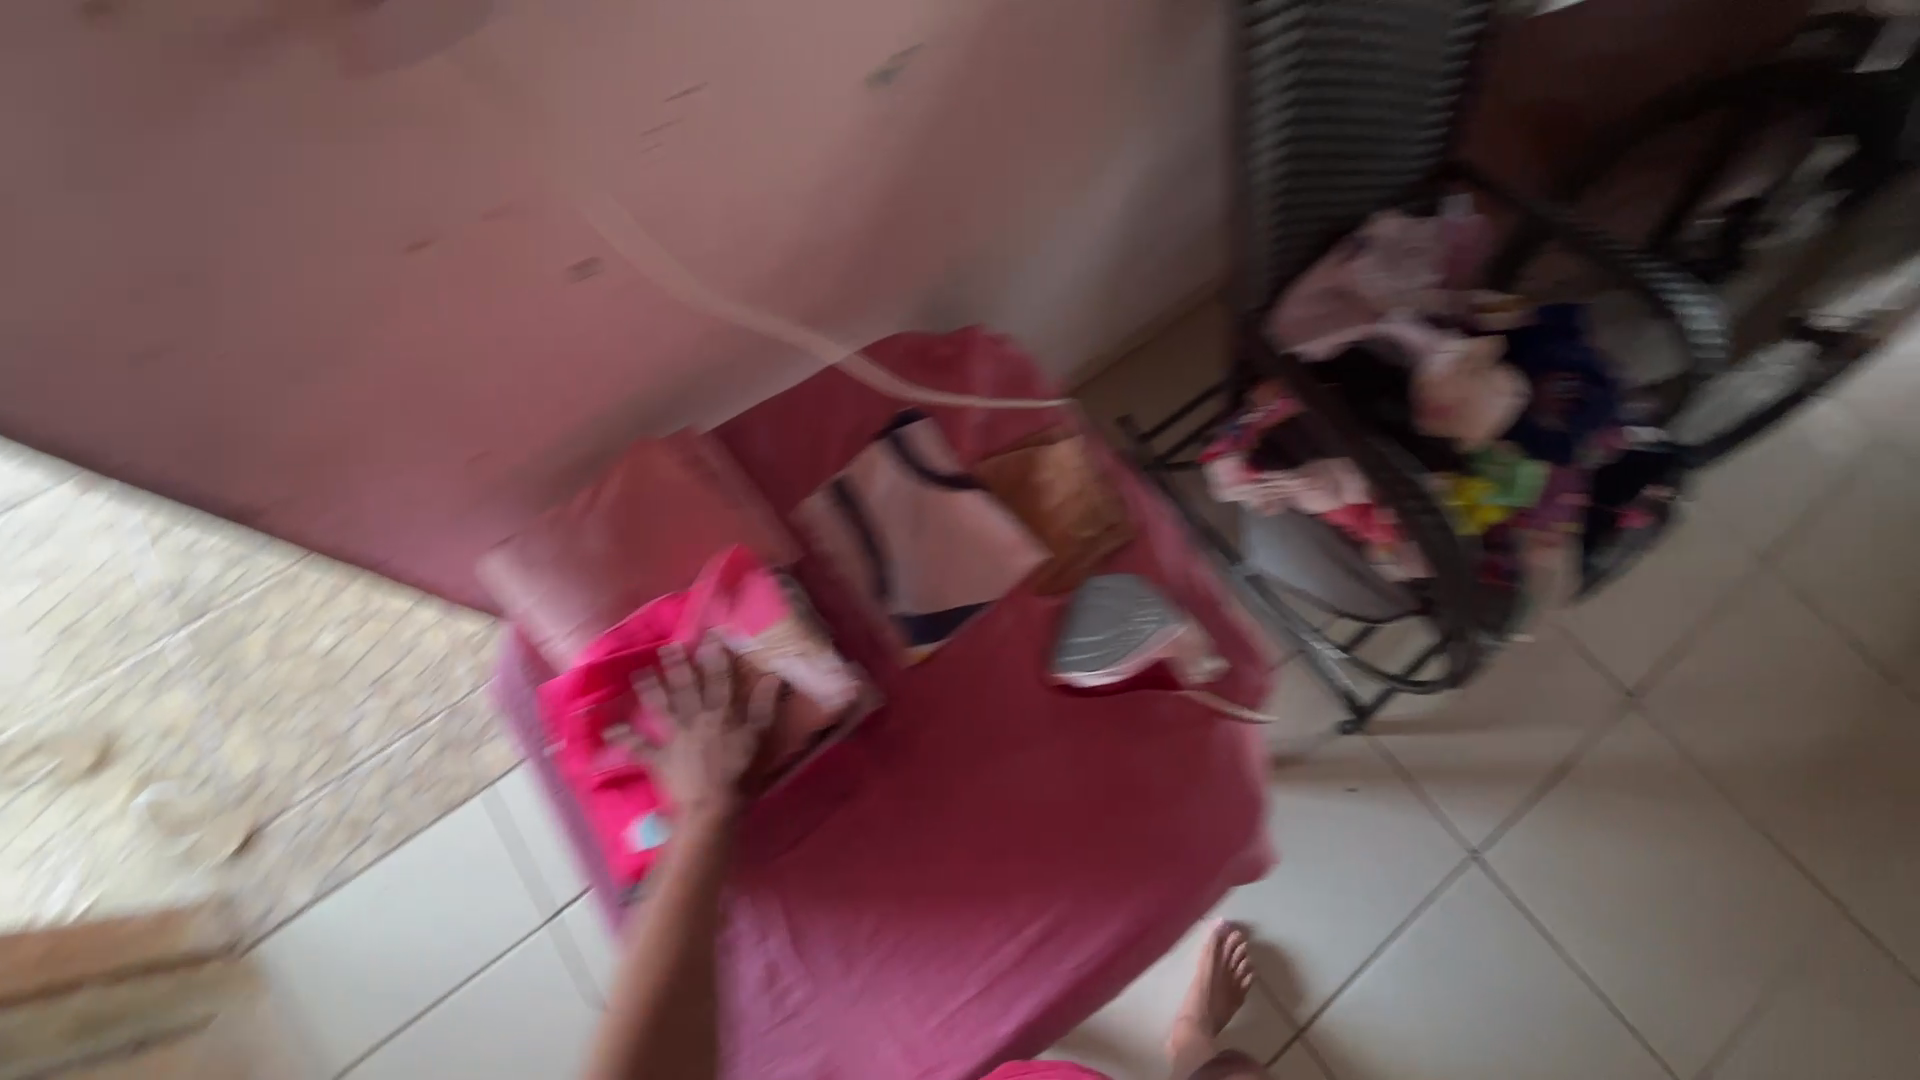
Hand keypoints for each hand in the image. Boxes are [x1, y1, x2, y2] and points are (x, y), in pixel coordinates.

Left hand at [633, 635, 778, 823]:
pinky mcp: (658, 757)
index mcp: (720, 714)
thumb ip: (764, 706)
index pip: (719, 680)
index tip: (709, 638)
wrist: (712, 807)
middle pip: (685, 688)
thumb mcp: (759, 737)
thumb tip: (772, 676)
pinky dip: (624, 738)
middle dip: (677, 666)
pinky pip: (638, 746)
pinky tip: (610, 728)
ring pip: (661, 708)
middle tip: (668, 647)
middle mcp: (695, 719)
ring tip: (639, 673)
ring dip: (650, 690)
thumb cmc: (740, 772)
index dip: (714, 658)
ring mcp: (674, 738)